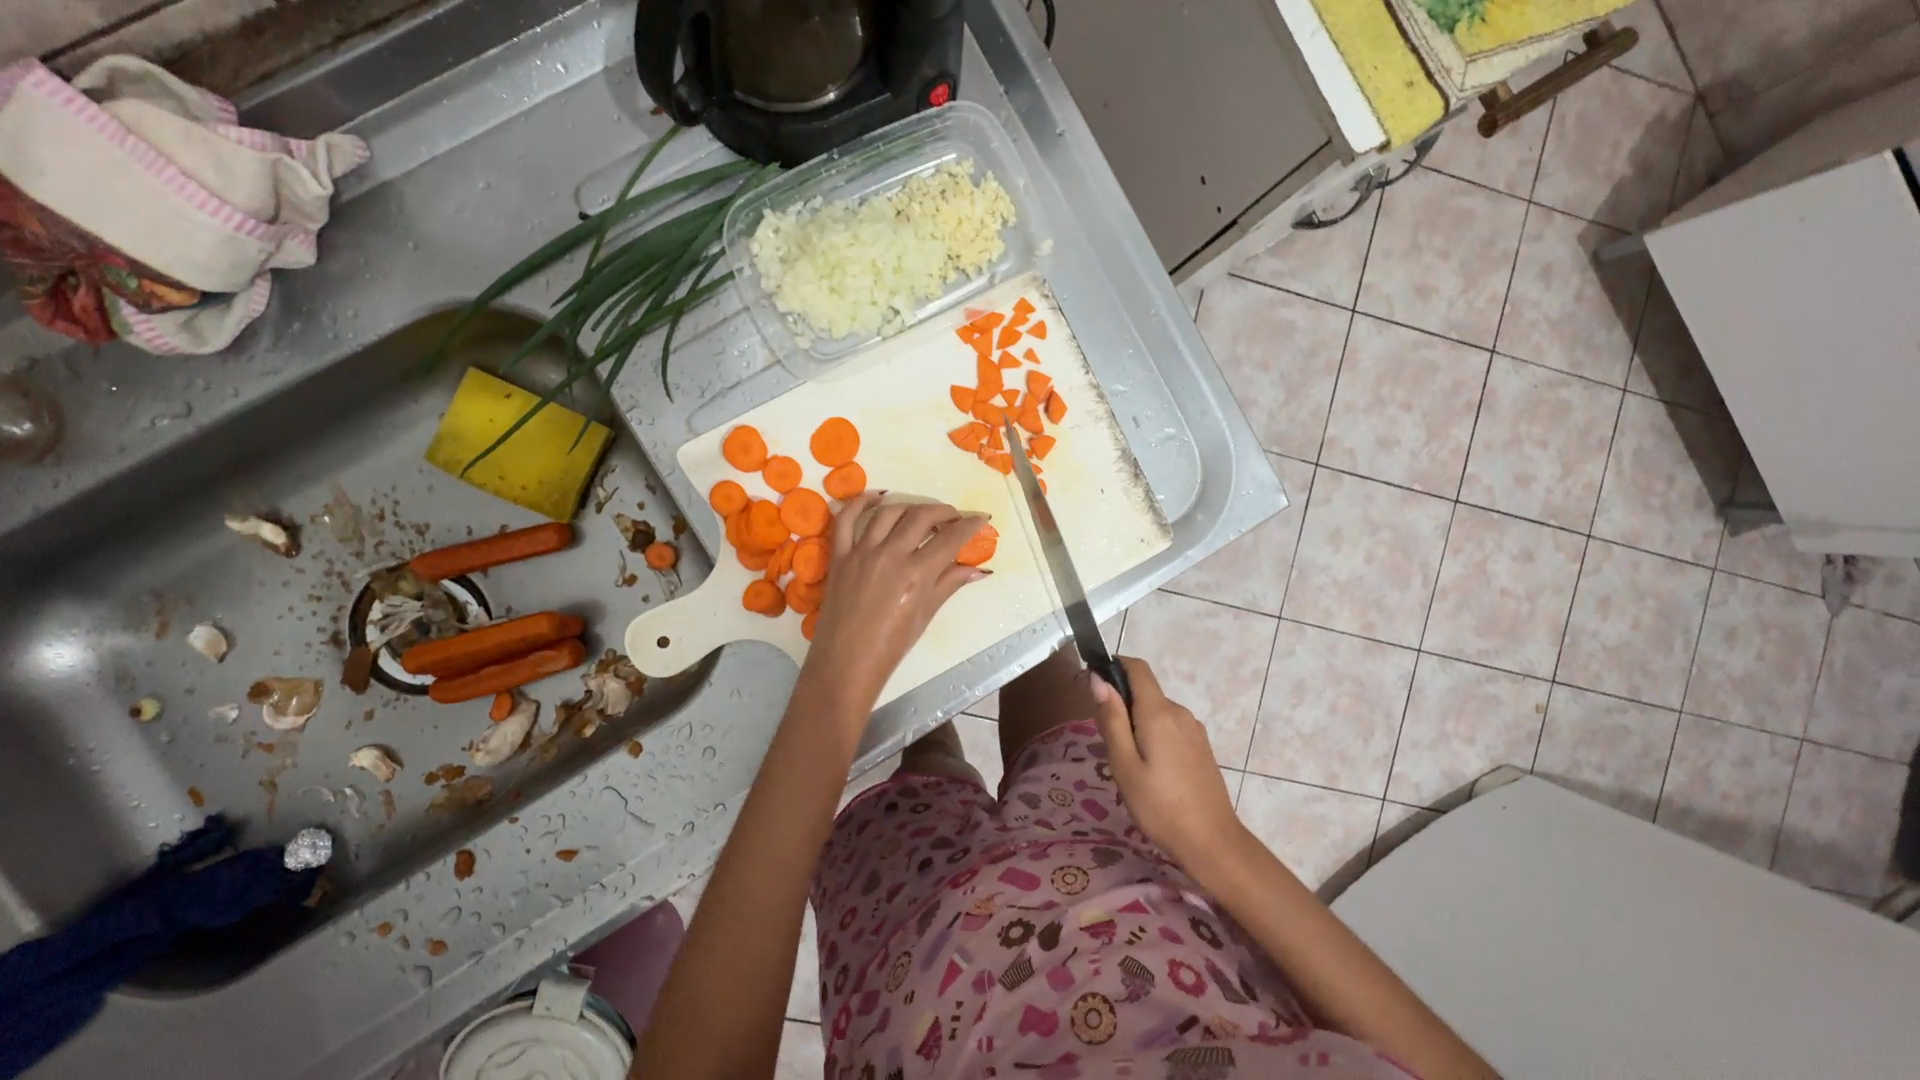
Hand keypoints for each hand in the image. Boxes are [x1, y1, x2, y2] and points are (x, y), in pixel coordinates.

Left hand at [801, 492, 990, 708]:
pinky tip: (877, 497)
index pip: (950, 538)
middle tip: (953, 517)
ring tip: (922, 514)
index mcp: (916, 574)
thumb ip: (949, 584)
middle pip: (921, 516)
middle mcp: (890, 555)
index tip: (980, 519)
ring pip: (889, 512)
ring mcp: (861, 551)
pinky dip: (862, 502)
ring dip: (910, 507)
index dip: (969, 525)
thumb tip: (978, 569)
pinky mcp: (839, 555)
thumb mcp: (925, 614)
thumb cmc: (891, 645)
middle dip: (943, 512)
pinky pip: (847, 519)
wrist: (846, 661)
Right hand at [1092, 657, 1245, 870]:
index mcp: (1159, 713)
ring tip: (1128, 765)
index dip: (1113, 666)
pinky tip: (1150, 772)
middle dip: (1121, 705)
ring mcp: (1194, 730)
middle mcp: (1180, 713)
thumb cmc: (1160, 807)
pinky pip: (1170, 728)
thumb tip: (1099, 679)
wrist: (1212, 842)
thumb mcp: (1124, 765)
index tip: (1093, 686)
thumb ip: (1111, 720)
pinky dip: (1153, 737)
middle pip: (1145, 692)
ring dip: (1137, 725)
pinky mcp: (1201, 747)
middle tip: (1107, 746)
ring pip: (1157, 712)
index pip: (1137, 668)